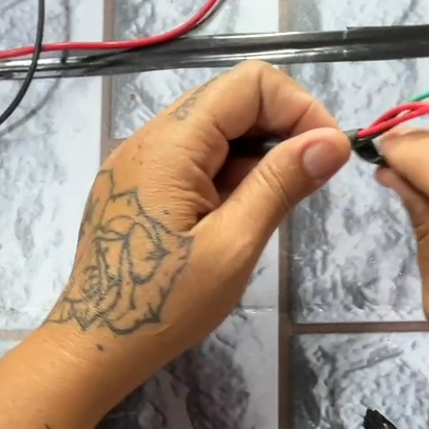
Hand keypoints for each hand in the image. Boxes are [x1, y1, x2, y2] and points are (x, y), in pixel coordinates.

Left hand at [34, 61, 349, 414]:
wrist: (97, 345)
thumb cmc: (165, 303)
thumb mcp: (233, 244)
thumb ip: (280, 184)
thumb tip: (331, 141)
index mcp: (171, 143)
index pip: (249, 83)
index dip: (298, 107)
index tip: (325, 153)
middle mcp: (147, 140)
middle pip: (228, 102)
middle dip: (277, 132)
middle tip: (301, 184)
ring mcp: (134, 165)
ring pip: (209, 134)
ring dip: (250, 159)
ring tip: (261, 212)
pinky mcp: (131, 190)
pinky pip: (186, 162)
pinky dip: (220, 178)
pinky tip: (228, 220)